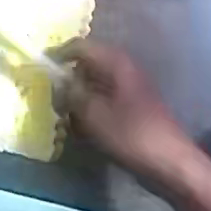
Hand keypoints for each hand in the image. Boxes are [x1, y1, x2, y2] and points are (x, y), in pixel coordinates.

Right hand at [56, 39, 206, 191]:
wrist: (171, 164)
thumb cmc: (131, 135)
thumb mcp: (93, 114)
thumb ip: (71, 93)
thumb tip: (58, 81)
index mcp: (115, 62)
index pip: (80, 46)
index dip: (58, 54)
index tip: (39, 68)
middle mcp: (123, 69)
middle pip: (86, 65)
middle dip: (68, 81)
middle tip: (52, 100)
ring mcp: (129, 89)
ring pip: (94, 85)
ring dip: (79, 99)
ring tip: (66, 118)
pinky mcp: (132, 108)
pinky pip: (104, 101)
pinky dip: (92, 110)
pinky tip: (84, 130)